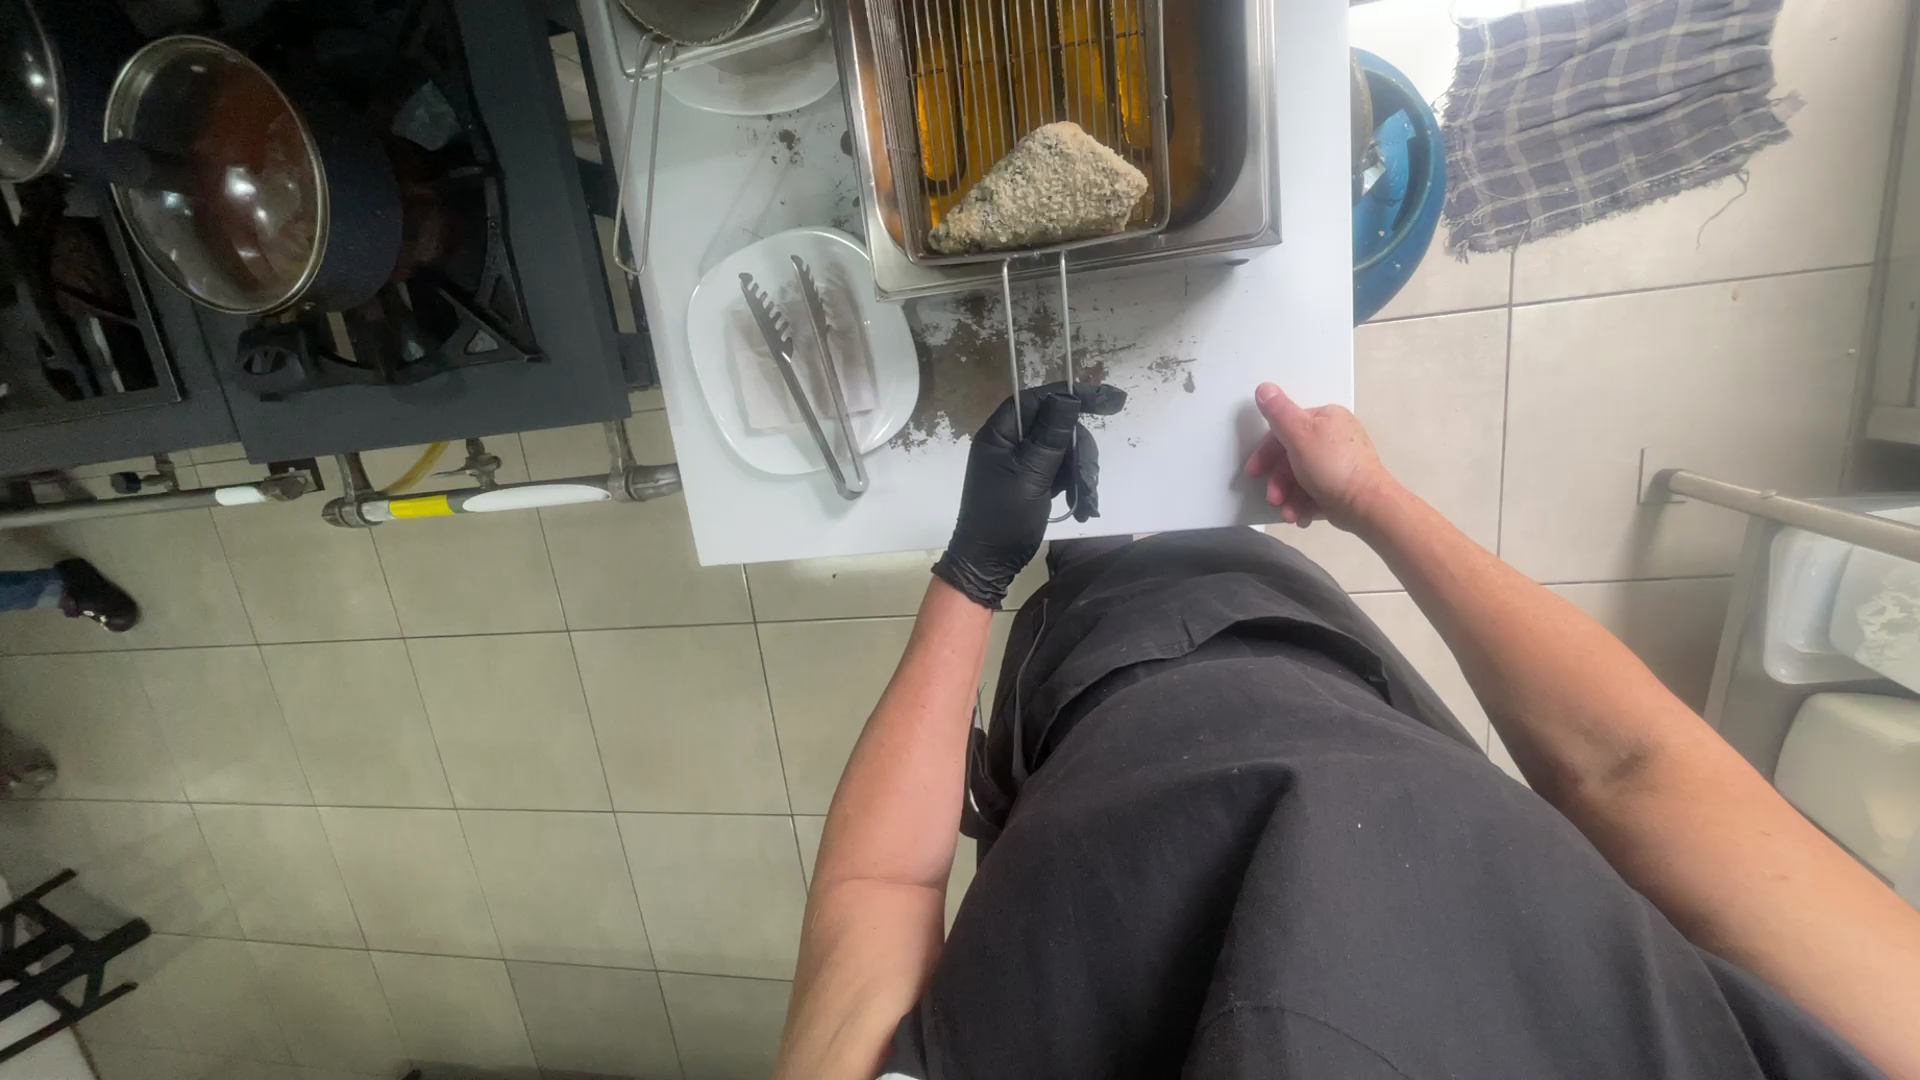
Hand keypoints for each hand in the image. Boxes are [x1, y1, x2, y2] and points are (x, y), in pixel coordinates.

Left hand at [933, 382, 1127, 607]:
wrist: (990, 563)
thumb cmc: (1004, 518)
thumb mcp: (1031, 474)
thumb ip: (1050, 435)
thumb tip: (1067, 397)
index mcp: (1000, 434)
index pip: (1038, 399)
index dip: (1072, 395)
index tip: (1109, 401)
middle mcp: (1010, 442)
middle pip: (1057, 426)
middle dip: (1079, 450)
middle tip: (1088, 479)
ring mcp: (1021, 462)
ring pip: (1064, 450)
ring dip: (1081, 472)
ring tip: (1086, 499)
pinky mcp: (1033, 480)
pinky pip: (1061, 470)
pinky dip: (1075, 485)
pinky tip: (1083, 506)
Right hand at [1243, 382, 1394, 531]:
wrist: (1366, 505)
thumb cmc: (1331, 466)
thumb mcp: (1299, 434)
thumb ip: (1278, 412)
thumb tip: (1264, 387)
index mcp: (1326, 418)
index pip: (1286, 429)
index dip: (1266, 452)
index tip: (1254, 472)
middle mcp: (1334, 437)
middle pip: (1291, 456)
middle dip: (1278, 481)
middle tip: (1273, 498)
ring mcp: (1338, 462)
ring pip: (1300, 477)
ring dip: (1288, 497)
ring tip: (1288, 513)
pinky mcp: (1341, 485)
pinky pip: (1313, 491)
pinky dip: (1302, 504)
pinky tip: (1300, 516)